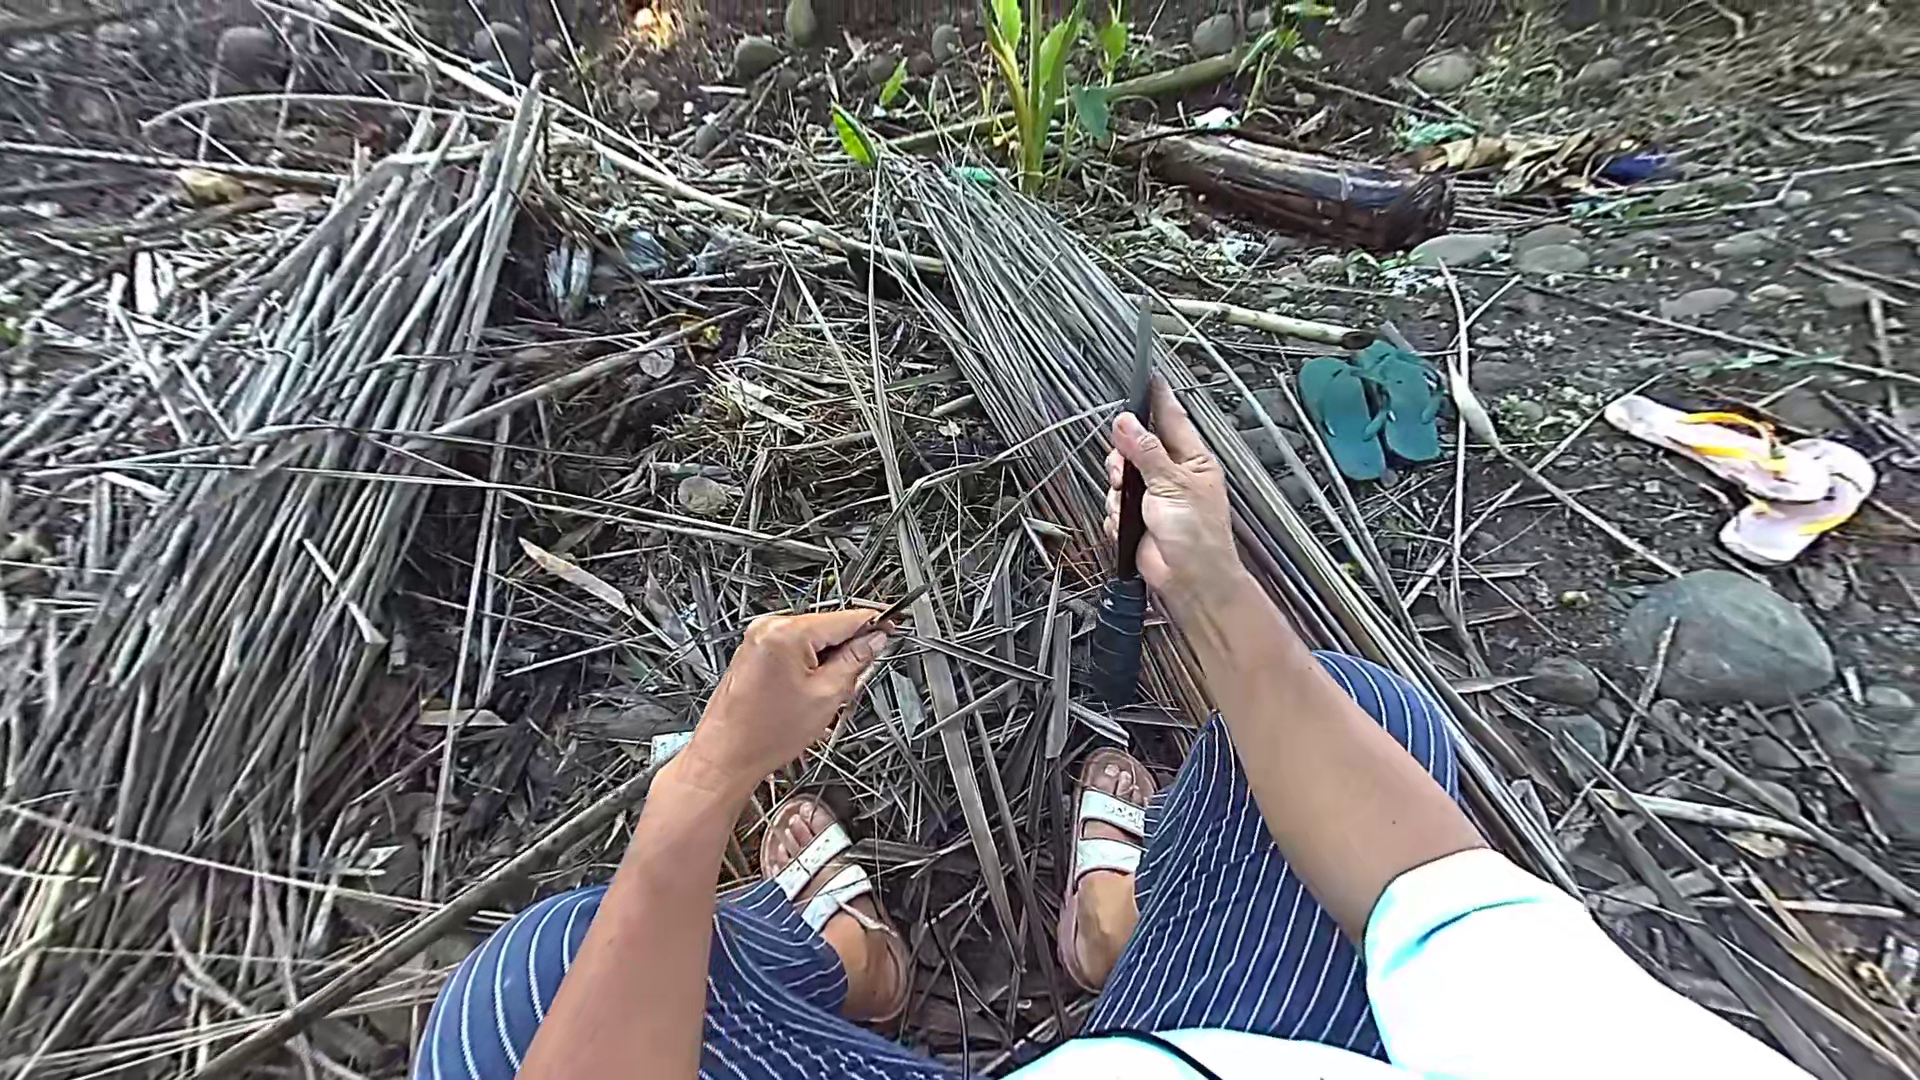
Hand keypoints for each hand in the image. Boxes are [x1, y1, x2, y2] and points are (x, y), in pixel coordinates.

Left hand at [678, 610, 888, 795]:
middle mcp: (770, 627)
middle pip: (829, 625)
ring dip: (830, 657)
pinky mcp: (755, 649)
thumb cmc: (764, 734)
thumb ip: (856, 661)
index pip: (846, 617)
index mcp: (788, 633)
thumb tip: (874, 639)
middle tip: (858, 676)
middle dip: (849, 647)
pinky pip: (796, 645)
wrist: (725, 757)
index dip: (874, 624)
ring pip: (814, 637)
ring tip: (826, 691)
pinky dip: (811, 662)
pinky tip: (808, 689)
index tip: (891, 627)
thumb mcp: (827, 696)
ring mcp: (759, 637)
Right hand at [1105, 376, 1243, 614]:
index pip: (1171, 418)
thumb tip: (1126, 423)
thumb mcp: (1172, 485)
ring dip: (1118, 493)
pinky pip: (1114, 505)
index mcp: (1191, 460)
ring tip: (1129, 506)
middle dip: (1122, 460)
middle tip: (1123, 471)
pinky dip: (1116, 515)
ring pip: (1119, 478)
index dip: (1157, 398)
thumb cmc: (1198, 536)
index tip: (1146, 378)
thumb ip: (1145, 451)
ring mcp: (1154, 497)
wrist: (1189, 580)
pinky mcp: (1137, 518)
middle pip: (1134, 447)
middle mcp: (1171, 475)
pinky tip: (1129, 525)